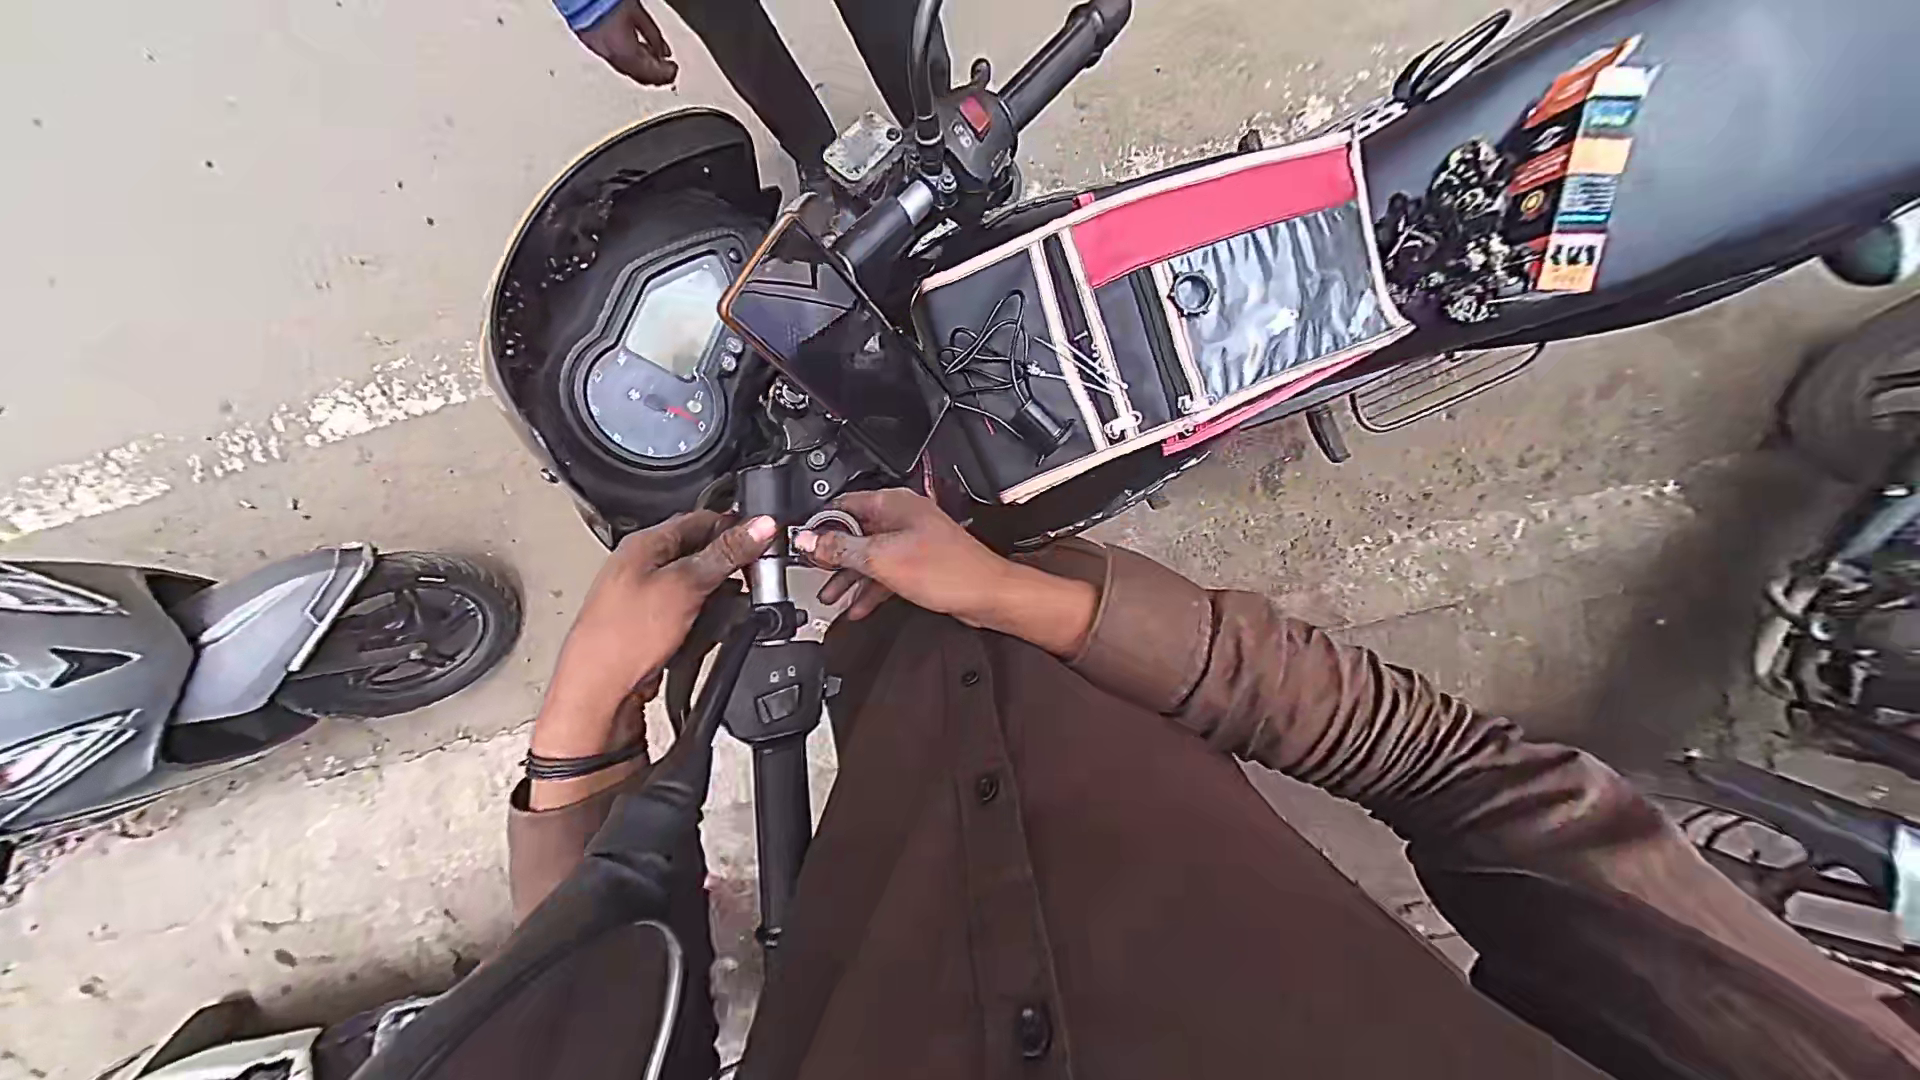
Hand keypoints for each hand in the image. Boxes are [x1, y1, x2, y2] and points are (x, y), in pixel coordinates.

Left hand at [537, 512, 776, 753]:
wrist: (599, 693)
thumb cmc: (622, 637)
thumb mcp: (685, 586)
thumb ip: (725, 554)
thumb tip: (759, 526)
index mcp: (645, 544)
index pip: (703, 519)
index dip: (737, 528)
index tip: (763, 541)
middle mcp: (644, 566)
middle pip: (703, 550)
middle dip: (732, 563)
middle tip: (754, 575)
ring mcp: (650, 595)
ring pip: (700, 581)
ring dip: (722, 592)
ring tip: (734, 604)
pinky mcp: (656, 623)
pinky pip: (693, 609)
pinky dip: (710, 615)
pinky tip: (715, 626)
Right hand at [576, 0, 678, 85]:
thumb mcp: (637, 12)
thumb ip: (653, 37)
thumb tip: (664, 53)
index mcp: (625, 53)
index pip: (652, 75)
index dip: (667, 74)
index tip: (673, 68)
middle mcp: (612, 57)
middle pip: (640, 76)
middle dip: (655, 74)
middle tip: (666, 68)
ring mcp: (599, 51)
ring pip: (628, 69)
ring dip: (642, 67)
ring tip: (651, 56)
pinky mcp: (589, 42)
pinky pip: (615, 59)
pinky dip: (628, 59)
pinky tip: (633, 50)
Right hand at [793, 489, 1096, 656]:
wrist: (987, 595)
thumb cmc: (949, 571)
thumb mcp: (881, 559)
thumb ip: (841, 548)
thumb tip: (809, 539)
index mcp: (893, 504)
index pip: (843, 505)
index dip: (820, 525)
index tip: (803, 544)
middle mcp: (903, 518)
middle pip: (854, 531)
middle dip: (833, 554)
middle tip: (815, 571)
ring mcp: (912, 541)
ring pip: (869, 555)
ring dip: (849, 576)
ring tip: (831, 595)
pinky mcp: (919, 563)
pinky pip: (885, 572)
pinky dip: (870, 588)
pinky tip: (858, 605)